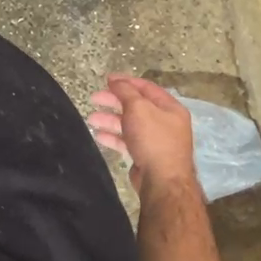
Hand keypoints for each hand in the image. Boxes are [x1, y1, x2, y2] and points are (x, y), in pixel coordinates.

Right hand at [87, 74, 196, 195]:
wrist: (162, 181)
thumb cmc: (153, 138)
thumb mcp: (138, 108)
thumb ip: (126, 92)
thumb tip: (116, 81)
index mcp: (170, 108)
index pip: (146, 87)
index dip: (126, 81)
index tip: (106, 79)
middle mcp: (165, 122)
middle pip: (135, 105)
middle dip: (114, 101)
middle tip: (94, 98)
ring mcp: (155, 140)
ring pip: (129, 124)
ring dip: (109, 119)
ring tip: (91, 119)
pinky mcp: (146, 155)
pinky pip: (127, 141)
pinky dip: (113, 136)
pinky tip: (99, 135)